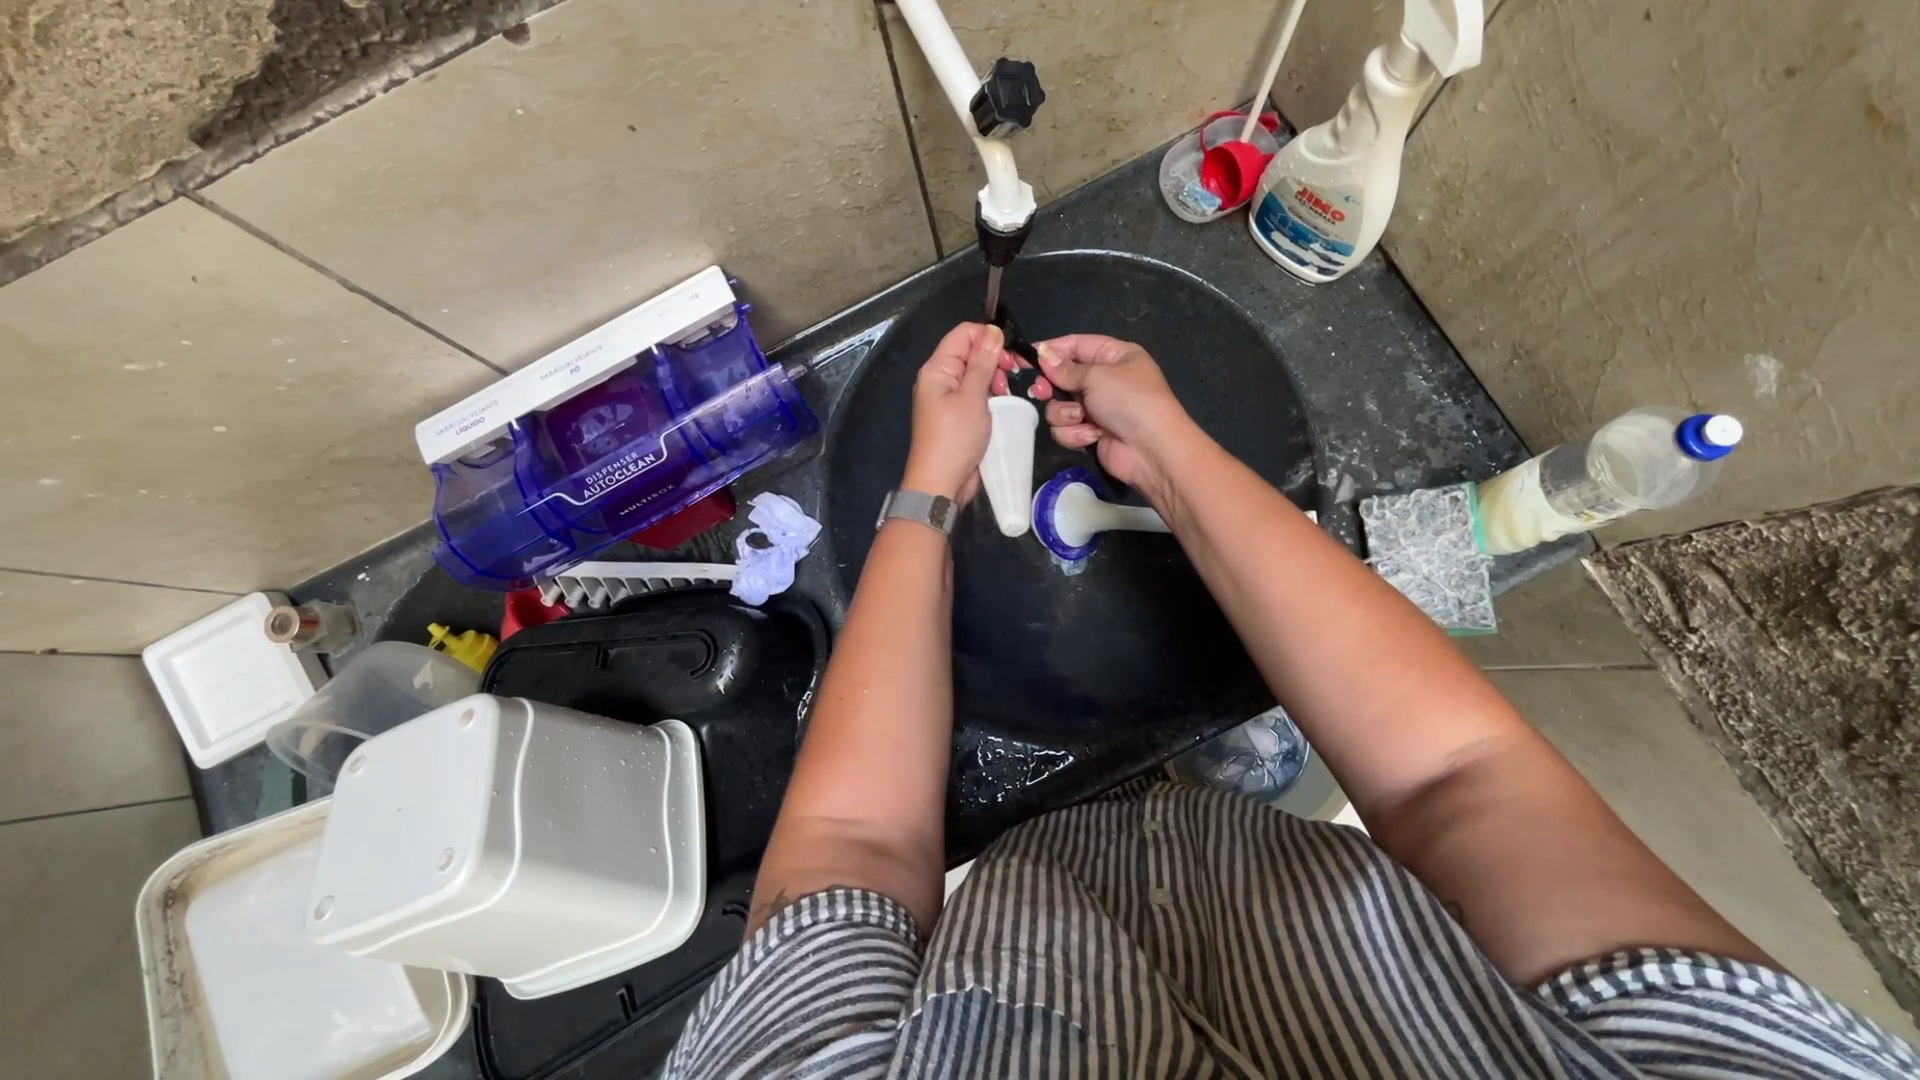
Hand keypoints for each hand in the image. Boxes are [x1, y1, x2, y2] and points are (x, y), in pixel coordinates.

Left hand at [903, 322, 1005, 502]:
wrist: (941, 483)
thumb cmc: (955, 439)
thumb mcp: (973, 397)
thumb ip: (983, 363)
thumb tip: (992, 331)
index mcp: (937, 369)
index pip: (963, 334)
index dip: (988, 337)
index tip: (1009, 355)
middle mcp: (940, 379)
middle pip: (971, 353)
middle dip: (994, 359)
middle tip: (1010, 377)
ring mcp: (948, 399)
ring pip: (976, 374)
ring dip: (994, 379)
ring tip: (1005, 394)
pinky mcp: (958, 416)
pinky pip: (976, 395)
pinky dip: (991, 396)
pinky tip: (1002, 404)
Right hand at [1033, 334, 1194, 497]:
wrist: (1151, 449)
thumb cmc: (1129, 401)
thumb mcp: (1097, 375)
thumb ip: (1066, 368)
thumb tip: (1043, 354)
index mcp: (1114, 356)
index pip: (1076, 345)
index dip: (1050, 350)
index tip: (1024, 357)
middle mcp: (1105, 380)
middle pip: (1063, 377)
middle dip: (1052, 387)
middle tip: (1041, 392)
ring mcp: (1098, 409)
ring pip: (1060, 407)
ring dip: (1066, 414)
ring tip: (1081, 418)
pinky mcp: (1091, 433)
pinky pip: (1067, 429)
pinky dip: (1076, 433)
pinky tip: (1092, 436)